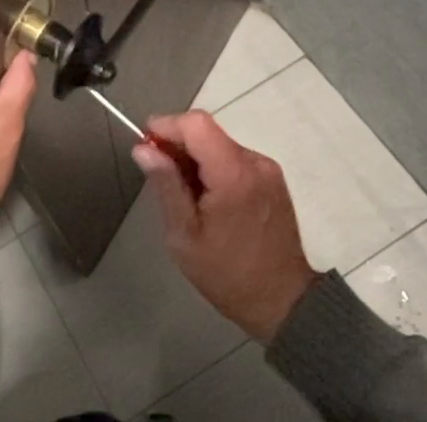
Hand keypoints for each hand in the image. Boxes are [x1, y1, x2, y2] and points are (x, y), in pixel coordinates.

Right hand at [134, 110, 318, 342]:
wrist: (283, 303)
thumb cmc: (228, 274)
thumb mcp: (184, 236)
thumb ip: (165, 185)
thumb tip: (143, 148)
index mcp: (234, 174)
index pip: (196, 124)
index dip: (167, 125)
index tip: (145, 144)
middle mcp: (255, 163)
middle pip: (207, 132)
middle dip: (178, 145)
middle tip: (159, 176)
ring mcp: (268, 170)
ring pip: (219, 144)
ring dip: (195, 159)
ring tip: (184, 195)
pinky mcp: (273, 180)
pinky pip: (234, 159)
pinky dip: (214, 168)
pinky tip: (207, 199)